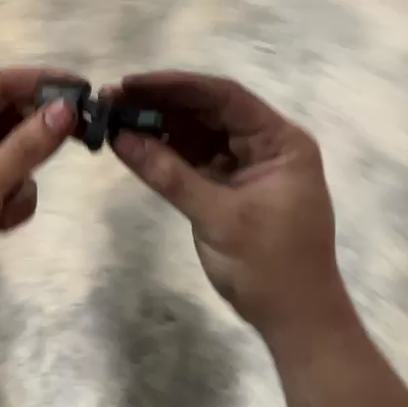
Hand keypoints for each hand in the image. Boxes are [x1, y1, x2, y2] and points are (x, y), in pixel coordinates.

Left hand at [0, 67, 76, 308]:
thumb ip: (29, 144)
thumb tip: (68, 109)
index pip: (3, 83)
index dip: (44, 81)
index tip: (85, 89)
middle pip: (14, 116)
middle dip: (41, 134)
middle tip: (85, 138)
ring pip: (18, 152)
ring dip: (22, 177)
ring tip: (7, 202)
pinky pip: (11, 181)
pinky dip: (13, 199)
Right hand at [108, 71, 349, 339]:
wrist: (295, 322)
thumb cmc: (272, 267)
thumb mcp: (219, 218)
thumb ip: (169, 174)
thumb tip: (119, 137)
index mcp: (280, 142)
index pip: (225, 97)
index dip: (176, 86)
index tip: (132, 84)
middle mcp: (263, 143)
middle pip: (206, 109)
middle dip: (159, 102)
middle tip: (111, 98)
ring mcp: (243, 163)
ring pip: (194, 130)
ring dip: (156, 123)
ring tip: (112, 116)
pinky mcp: (225, 183)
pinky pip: (189, 155)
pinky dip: (161, 149)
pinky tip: (129, 142)